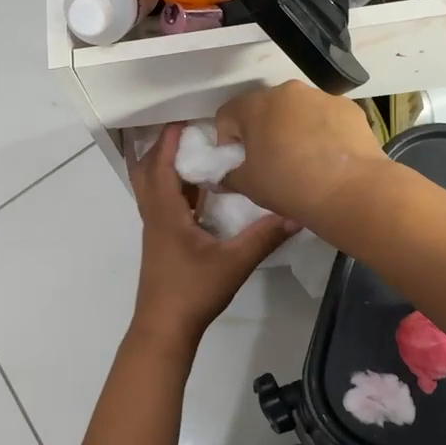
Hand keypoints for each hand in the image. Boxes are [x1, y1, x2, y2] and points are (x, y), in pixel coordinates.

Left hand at [128, 124, 296, 344]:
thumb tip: (297, 213)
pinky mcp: (161, 241)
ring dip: (167, 166)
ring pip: (153, 187)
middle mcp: (154, 215)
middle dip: (163, 147)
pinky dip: (174, 188)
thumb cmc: (193, 291)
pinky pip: (162, 203)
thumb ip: (265, 236)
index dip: (170, 139)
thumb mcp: (234, 263)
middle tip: (189, 130)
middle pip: (148, 171)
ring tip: (196, 151)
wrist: (164, 328)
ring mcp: (156, 229)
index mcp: (165, 212)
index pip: (161, 165)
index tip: (186, 117)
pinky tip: (199, 190)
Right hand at [214, 81, 390, 228]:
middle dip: (262, 130)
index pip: (226, 115)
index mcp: (254, 105)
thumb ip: (228, 176)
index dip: (227, 140)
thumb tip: (221, 177)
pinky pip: (325, 116)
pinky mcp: (349, 107)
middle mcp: (286, 91)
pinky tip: (329, 157)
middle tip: (271, 160)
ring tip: (304, 159)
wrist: (351, 190)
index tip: (240, 161)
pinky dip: (322, 131)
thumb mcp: (248, 186)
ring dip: (292, 128)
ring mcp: (320, 96)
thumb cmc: (289, 185)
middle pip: (263, 108)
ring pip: (296, 110)